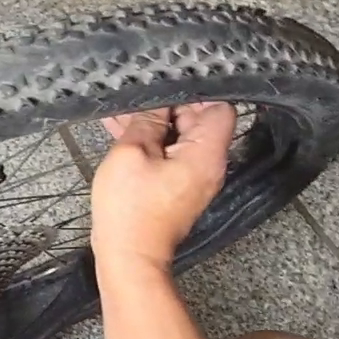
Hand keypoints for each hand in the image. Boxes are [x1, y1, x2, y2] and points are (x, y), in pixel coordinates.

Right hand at [90, 103, 235, 272]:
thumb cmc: (130, 208)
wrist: (129, 255)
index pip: (219, 108)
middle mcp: (208, 165)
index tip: (165, 84)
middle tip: (136, 96)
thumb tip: (156, 103)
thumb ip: (146, 122)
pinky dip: (149, 143)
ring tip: (120, 112)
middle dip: (167, 106)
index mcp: (206, 154)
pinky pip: (167, 155)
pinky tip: (120, 132)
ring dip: (153, 124)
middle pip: (198, 122)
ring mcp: (193, 178)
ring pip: (178, 138)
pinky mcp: (176, 188)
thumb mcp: (131, 153)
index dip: (193, 92)